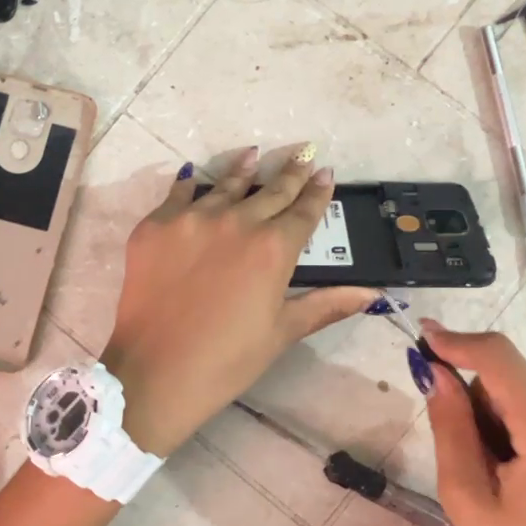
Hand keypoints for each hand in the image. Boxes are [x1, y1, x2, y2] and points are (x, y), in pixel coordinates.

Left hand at [101, 145, 379, 455]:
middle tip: (303, 156)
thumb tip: (371, 293)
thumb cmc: (226, 361)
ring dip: (244, 170)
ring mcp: (191, 219)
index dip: (317, 193)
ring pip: (224, 185)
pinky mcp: (154, 227)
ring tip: (255, 154)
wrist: (154, 371)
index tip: (326, 174)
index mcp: (273, 248)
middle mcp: (236, 222)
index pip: (304, 212)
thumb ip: (325, 305)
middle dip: (290, 175)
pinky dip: (189, 184)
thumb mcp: (281, 333)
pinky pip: (177, 195)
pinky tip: (194, 175)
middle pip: (270, 192)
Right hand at [417, 323, 525, 525]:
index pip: (499, 359)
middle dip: (475, 406)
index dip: (456, 341)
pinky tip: (519, 478)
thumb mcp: (467, 497)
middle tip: (468, 465)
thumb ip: (450, 427)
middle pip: (508, 382)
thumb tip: (435, 372)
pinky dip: (518, 431)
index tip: (420, 335)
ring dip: (496, 423)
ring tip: (498, 480)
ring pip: (522, 397)